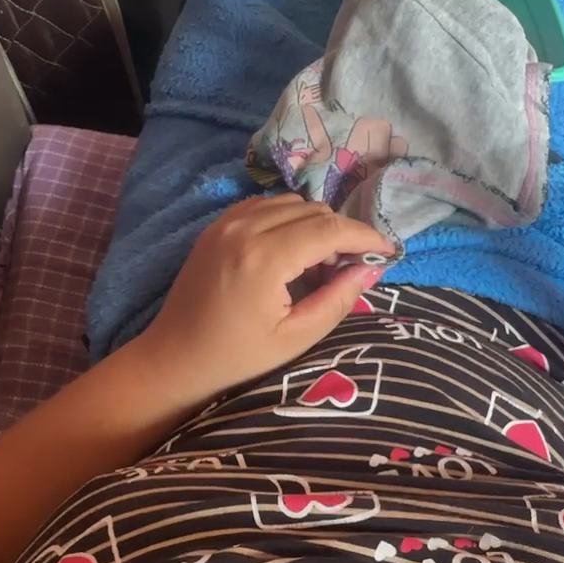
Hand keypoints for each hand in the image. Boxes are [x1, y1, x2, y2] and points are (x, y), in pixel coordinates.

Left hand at [129, 196, 393, 404]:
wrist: (175, 359)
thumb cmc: (237, 358)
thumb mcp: (296, 337)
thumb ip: (338, 298)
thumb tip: (371, 268)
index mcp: (264, 257)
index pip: (330, 229)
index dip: (366, 237)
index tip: (388, 252)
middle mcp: (244, 228)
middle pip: (313, 211)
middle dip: (340, 234)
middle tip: (348, 270)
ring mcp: (226, 222)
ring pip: (290, 203)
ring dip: (314, 226)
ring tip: (318, 266)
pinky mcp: (216, 226)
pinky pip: (264, 207)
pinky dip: (287, 220)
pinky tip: (289, 253)